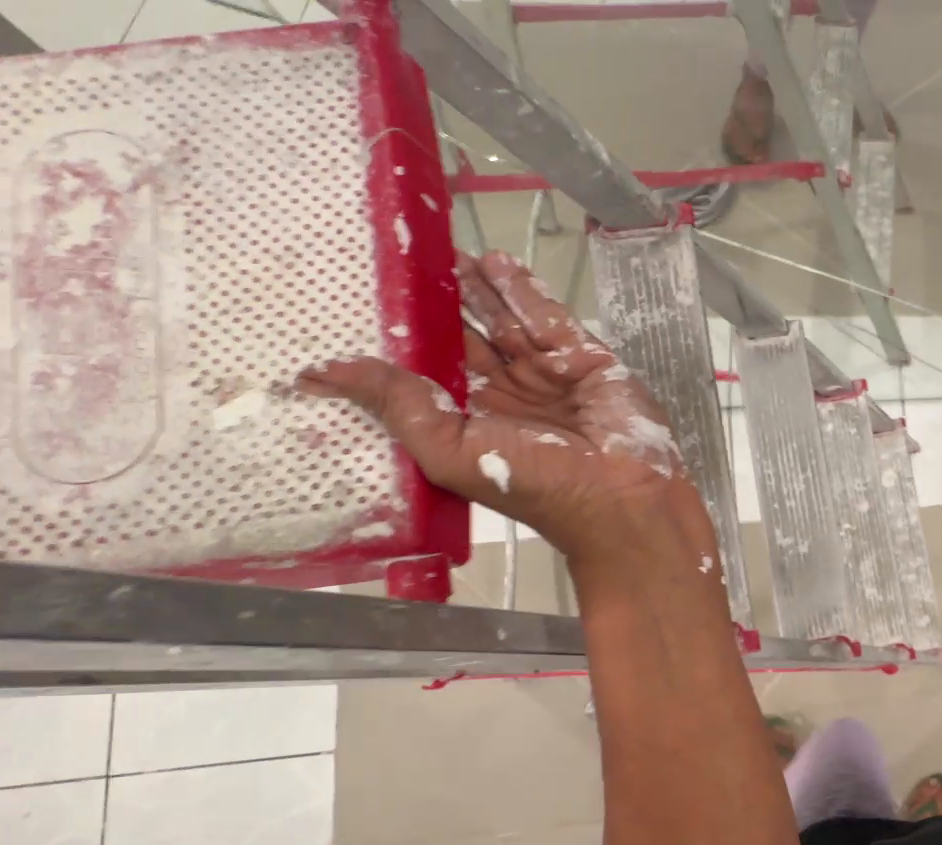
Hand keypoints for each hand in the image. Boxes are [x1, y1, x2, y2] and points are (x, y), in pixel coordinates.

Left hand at [297, 250, 714, 583]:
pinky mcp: (586, 357)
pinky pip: (550, 317)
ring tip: (445, 252)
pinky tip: (495, 261)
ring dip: (477, 288)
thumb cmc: (534, 482)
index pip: (431, 368)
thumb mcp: (449, 451)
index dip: (404, 334)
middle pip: (468, 337)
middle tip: (408, 258)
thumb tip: (319, 370)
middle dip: (442, 302)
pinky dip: (524, 289)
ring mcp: (549, 372)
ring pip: (506, 320)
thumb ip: (398, 405)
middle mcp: (508, 393)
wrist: (622, 494)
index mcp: (474, 419)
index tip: (370, 295)